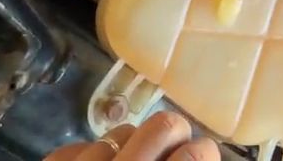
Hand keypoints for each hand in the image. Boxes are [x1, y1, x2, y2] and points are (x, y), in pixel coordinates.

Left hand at [46, 112, 219, 160]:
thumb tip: (202, 153)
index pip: (193, 155)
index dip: (205, 152)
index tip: (205, 154)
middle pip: (163, 126)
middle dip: (172, 134)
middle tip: (173, 151)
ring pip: (120, 132)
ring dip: (129, 148)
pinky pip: (78, 147)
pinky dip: (88, 157)